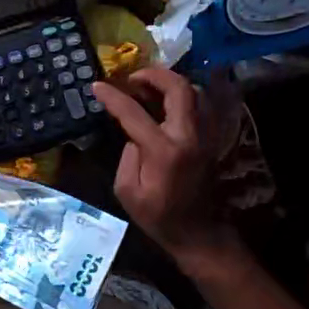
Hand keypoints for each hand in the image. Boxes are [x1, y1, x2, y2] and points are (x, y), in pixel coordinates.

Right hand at [91, 69, 241, 274]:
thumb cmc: (159, 217)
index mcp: (164, 150)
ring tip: (148, 87)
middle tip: (133, 78)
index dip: (112, 97)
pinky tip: (165, 103)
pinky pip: (200, 105)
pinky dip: (182, 96)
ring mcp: (205, 135)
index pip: (134, 112)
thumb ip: (127, 156)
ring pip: (195, 92)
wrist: (200, 233)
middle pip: (179, 88)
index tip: (97, 87)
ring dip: (170, 83)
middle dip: (154, 75)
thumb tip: (133, 134)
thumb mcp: (127, 191)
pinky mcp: (211, 139)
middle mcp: (188, 136)